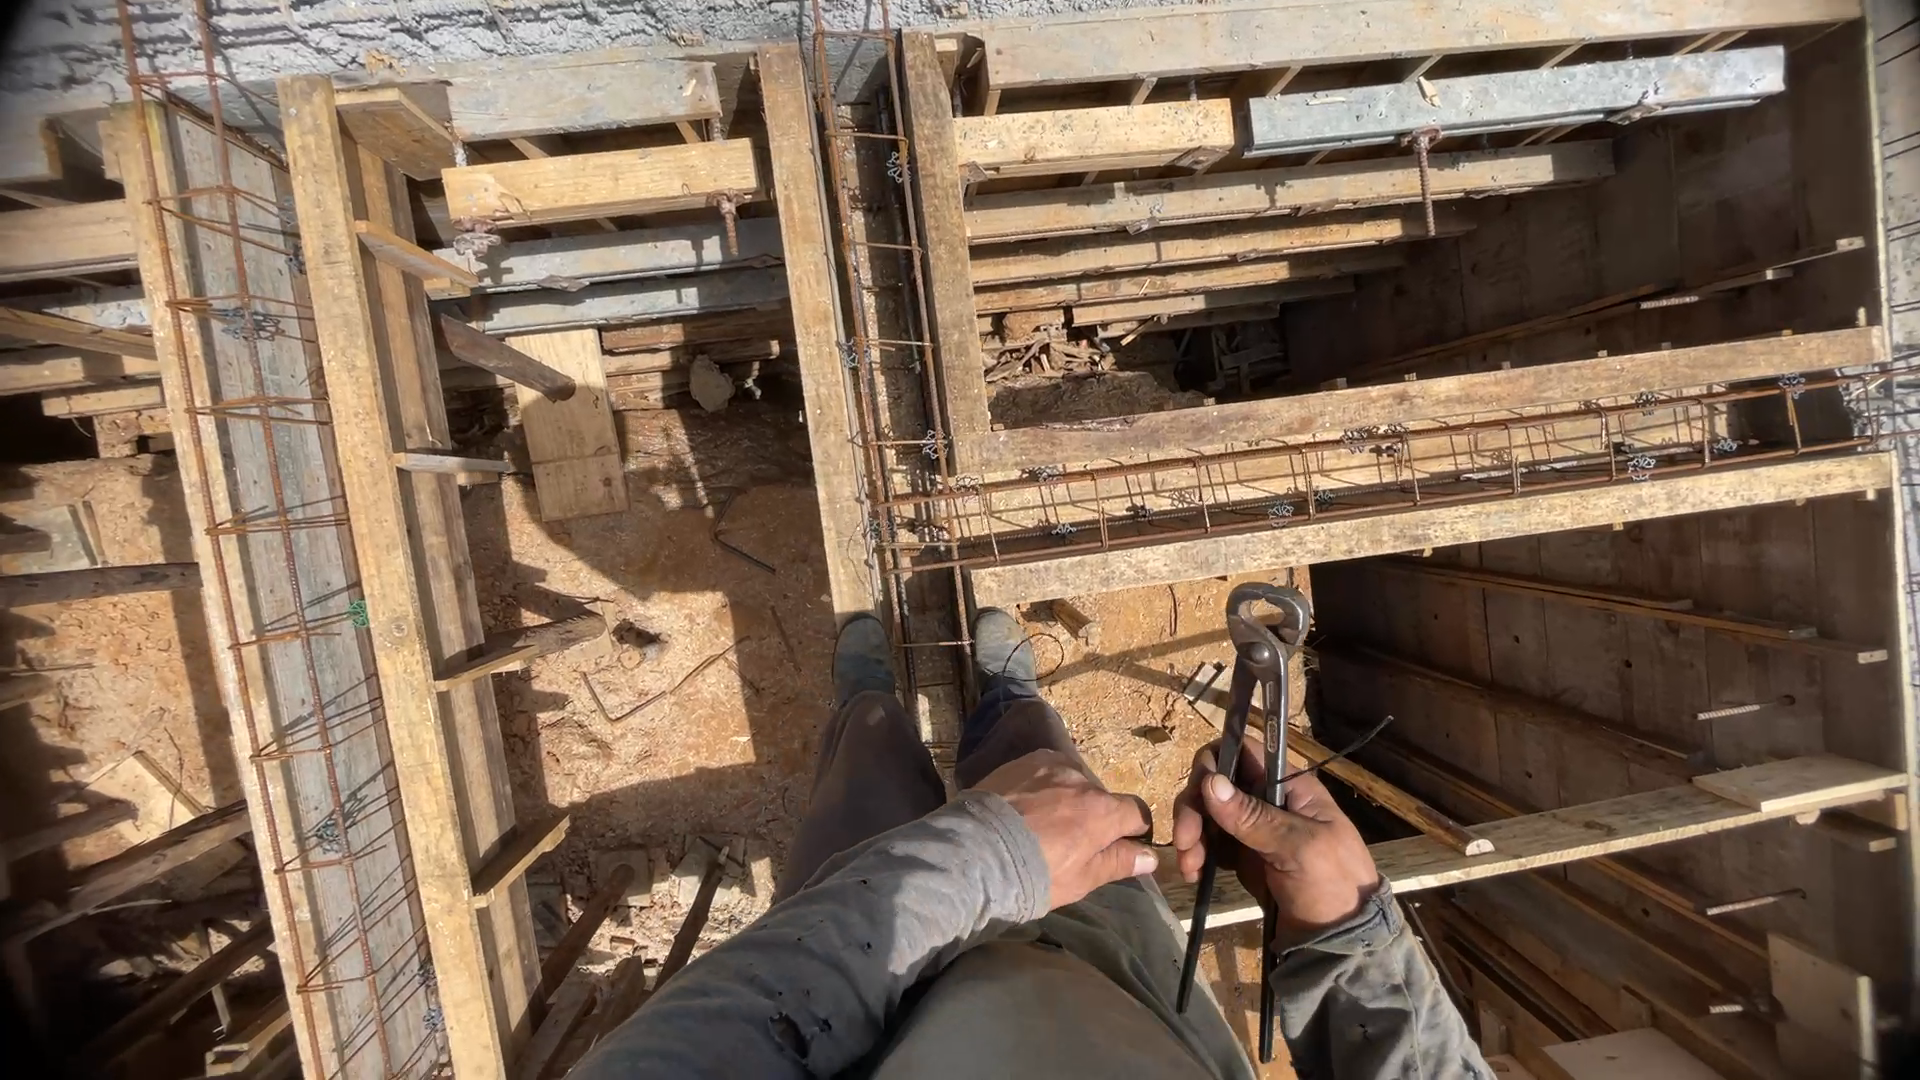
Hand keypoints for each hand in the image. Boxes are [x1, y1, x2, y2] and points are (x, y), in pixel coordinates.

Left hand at [973, 750, 1157, 909]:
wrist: (976, 850)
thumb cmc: (1035, 873)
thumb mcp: (1081, 879)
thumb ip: (1118, 862)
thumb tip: (1150, 857)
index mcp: (1103, 811)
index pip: (1136, 811)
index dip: (1133, 829)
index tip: (1119, 844)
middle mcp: (1082, 779)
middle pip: (1101, 796)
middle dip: (1094, 814)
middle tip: (1069, 839)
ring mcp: (1051, 765)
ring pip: (1072, 780)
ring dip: (1067, 796)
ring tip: (1042, 821)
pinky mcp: (1024, 760)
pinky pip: (1046, 769)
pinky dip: (1043, 784)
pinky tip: (1025, 804)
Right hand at [1171, 732, 1380, 943]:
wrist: (1343, 946)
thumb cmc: (1335, 887)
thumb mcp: (1299, 849)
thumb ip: (1253, 817)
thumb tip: (1210, 782)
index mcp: (1287, 785)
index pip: (1241, 751)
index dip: (1214, 764)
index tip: (1200, 793)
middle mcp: (1266, 797)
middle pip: (1214, 782)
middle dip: (1194, 808)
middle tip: (1185, 842)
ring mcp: (1251, 827)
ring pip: (1206, 811)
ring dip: (1191, 834)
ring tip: (1190, 866)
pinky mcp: (1240, 853)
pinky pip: (1208, 841)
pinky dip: (1196, 853)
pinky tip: (1195, 874)